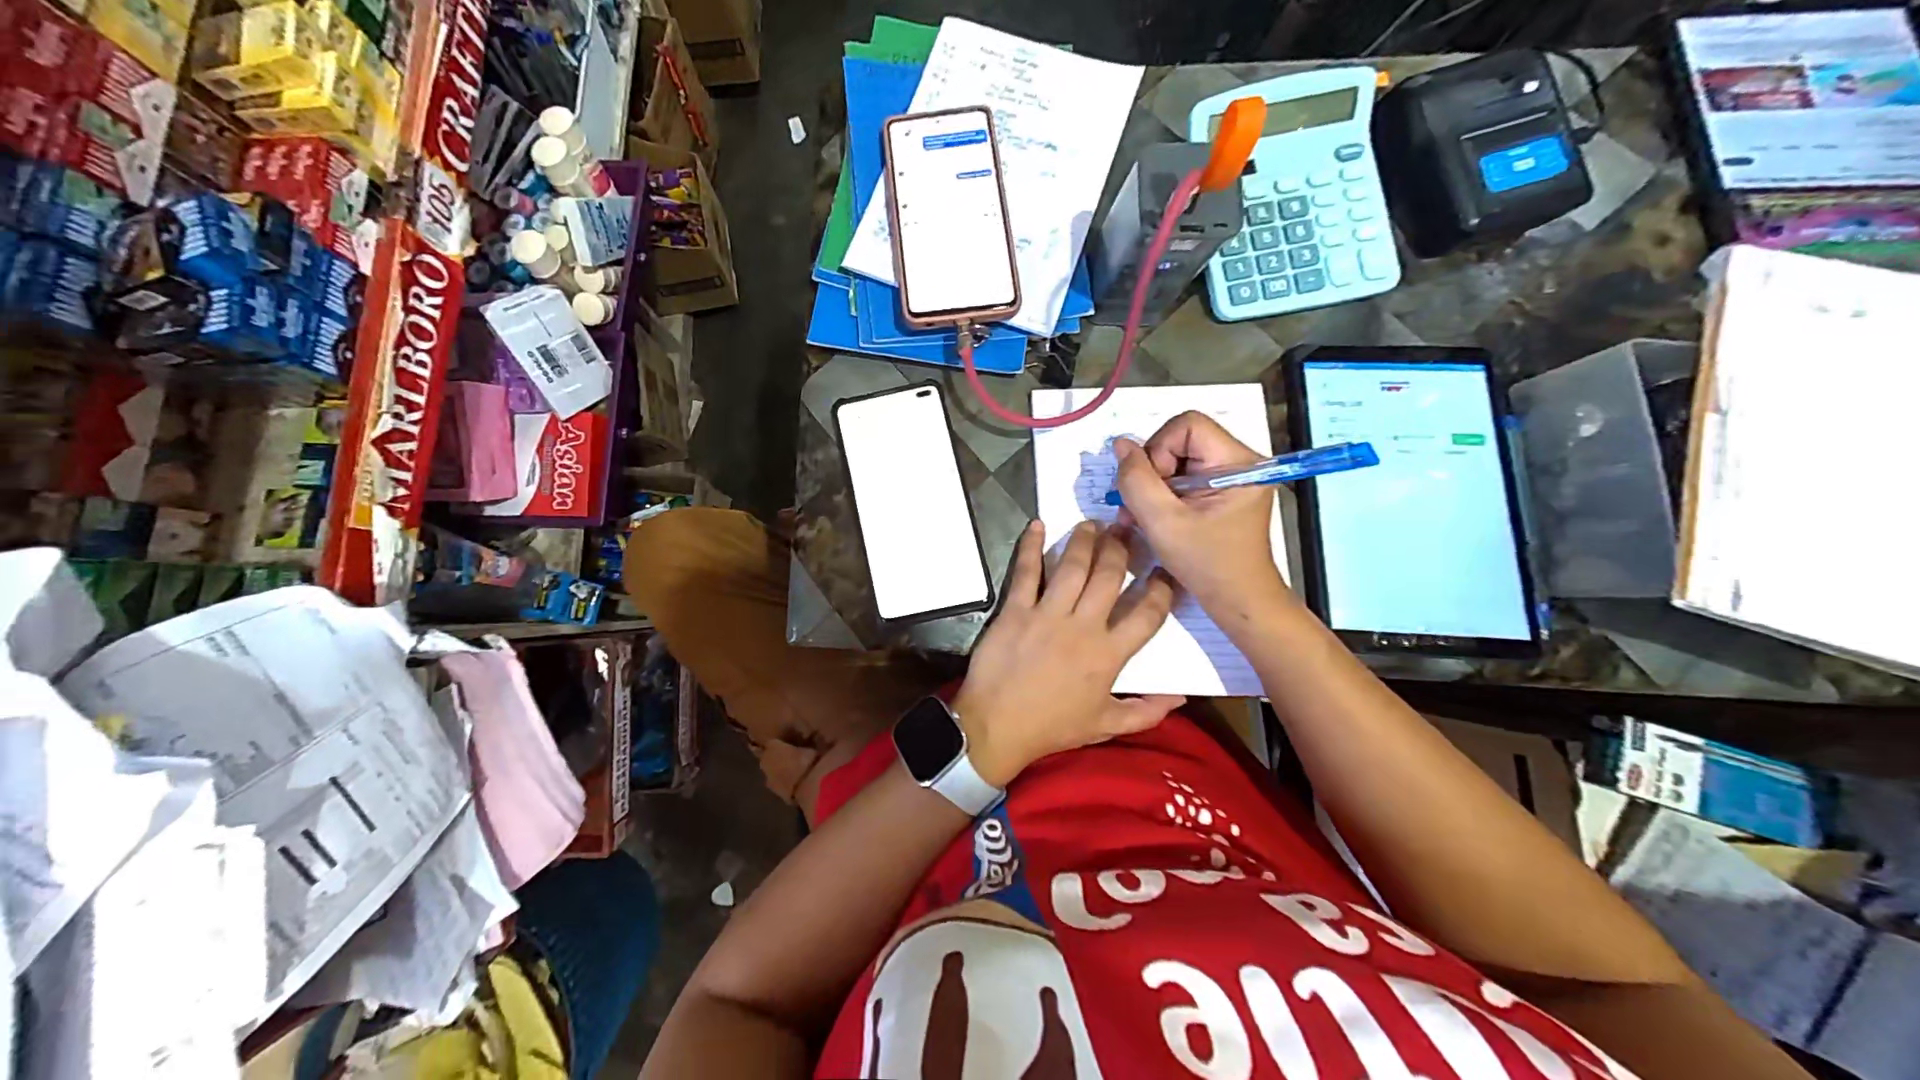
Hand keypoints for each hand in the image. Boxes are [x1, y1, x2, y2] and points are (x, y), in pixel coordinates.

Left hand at [953, 520, 1181, 787]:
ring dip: (1085, 540)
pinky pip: (1027, 572)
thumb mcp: (1105, 726)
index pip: (1147, 614)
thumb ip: (1146, 712)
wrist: (996, 726)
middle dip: (1122, 548)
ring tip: (1093, 523)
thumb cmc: (1052, 727)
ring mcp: (1047, 614)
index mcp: (1109, 654)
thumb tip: (1182, 699)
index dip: (1162, 590)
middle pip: (1110, 577)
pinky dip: (1031, 546)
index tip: (1166, 571)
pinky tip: (1037, 525)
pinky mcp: (1015, 609)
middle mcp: (1083, 626)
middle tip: (1126, 528)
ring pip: (1073, 567)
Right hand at [1113, 411, 1290, 617]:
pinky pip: (1184, 477)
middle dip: (1152, 470)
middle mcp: (1240, 462)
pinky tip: (1152, 518)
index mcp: (1238, 463)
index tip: (1152, 487)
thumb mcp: (1163, 522)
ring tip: (1139, 516)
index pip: (1188, 425)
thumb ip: (1137, 480)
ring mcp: (1231, 478)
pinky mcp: (1222, 493)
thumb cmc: (1207, 565)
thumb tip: (1121, 444)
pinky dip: (1163, 494)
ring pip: (1177, 459)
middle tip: (1137, 506)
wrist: (1239, 601)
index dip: (1159, 448)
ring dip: (1152, 485)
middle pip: (1180, 441)